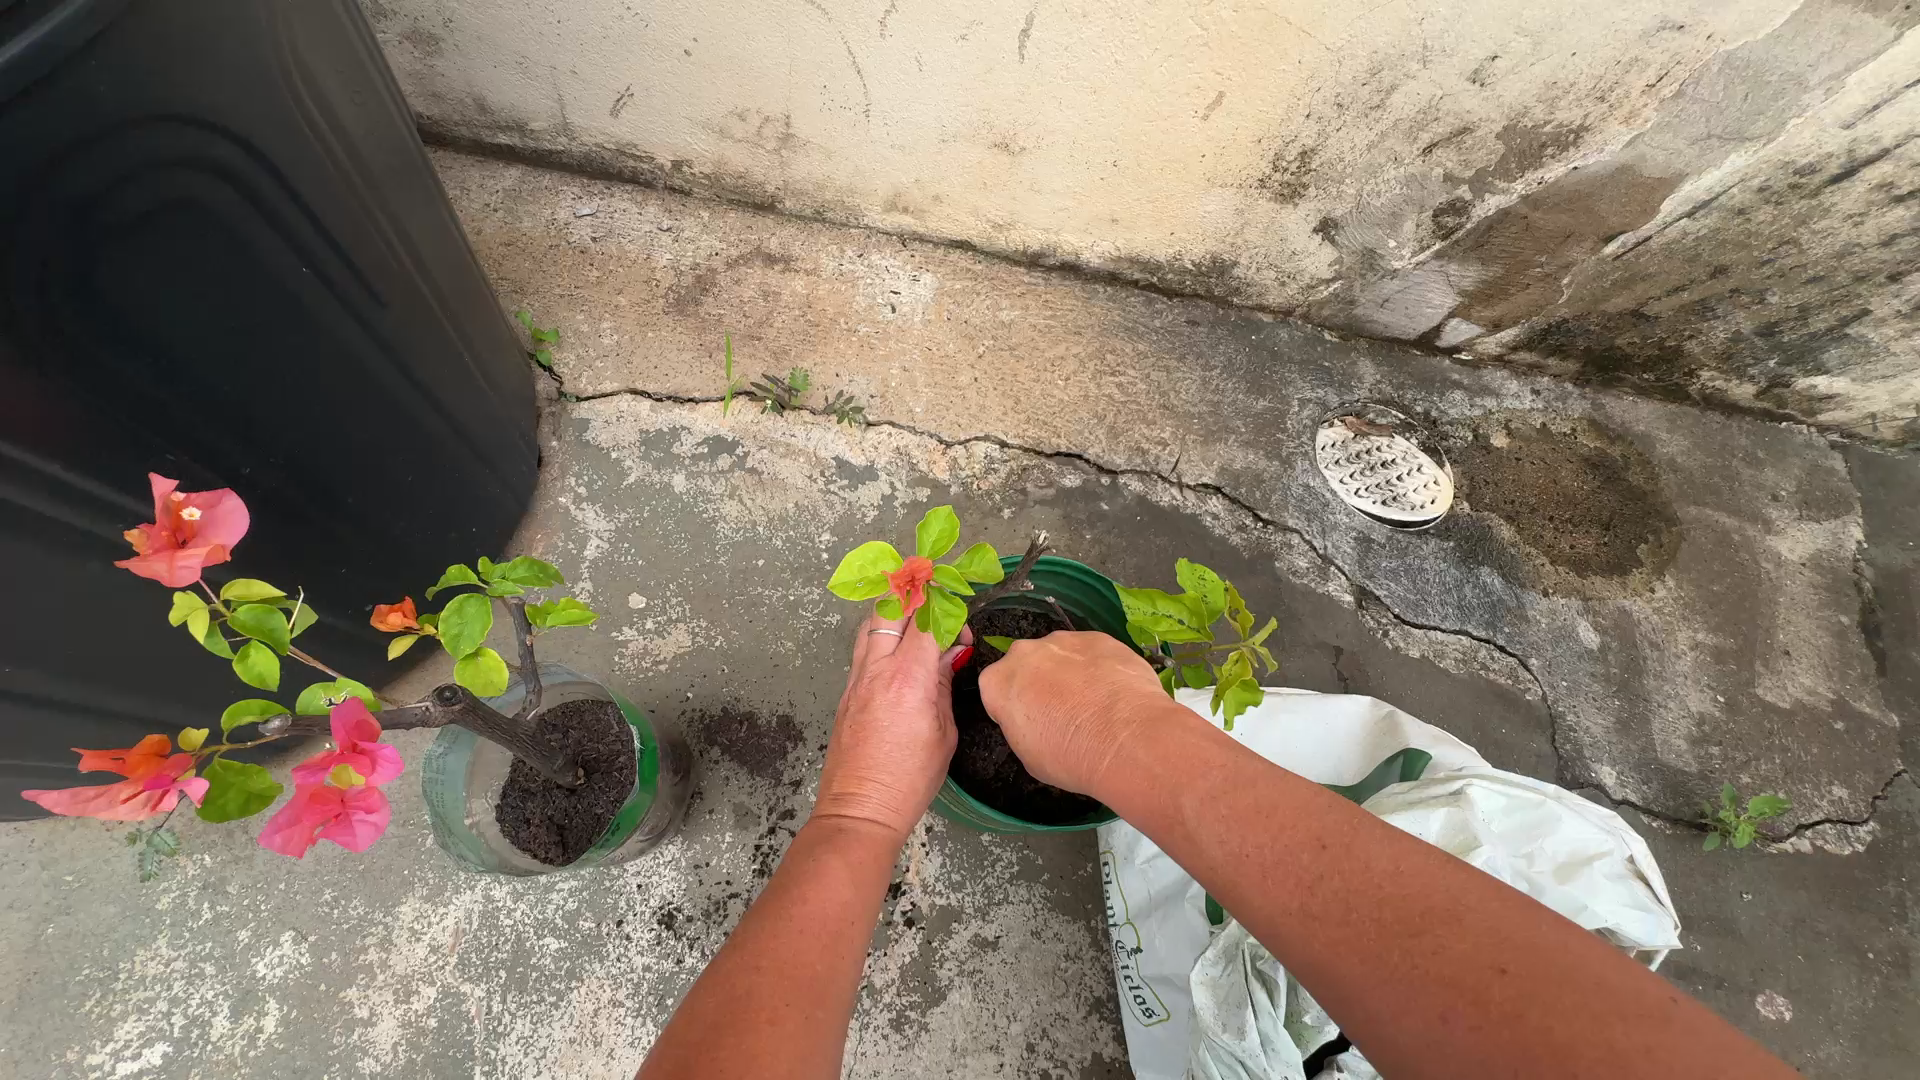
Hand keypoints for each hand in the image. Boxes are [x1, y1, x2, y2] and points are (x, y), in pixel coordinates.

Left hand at [813, 613, 970, 838]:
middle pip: (891, 609)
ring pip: (871, 624)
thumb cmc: (908, 780)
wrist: (860, 809)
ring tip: (918, 625)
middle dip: (917, 599)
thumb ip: (944, 685)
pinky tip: (900, 654)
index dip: (948, 613)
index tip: (962, 628)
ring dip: (895, 614)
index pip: (927, 621)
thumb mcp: (944, 732)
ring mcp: (856, 679)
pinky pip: (863, 649)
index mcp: (907, 679)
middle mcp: (877, 671)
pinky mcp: (846, 692)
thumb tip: (950, 656)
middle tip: (938, 609)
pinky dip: (882, 638)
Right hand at [977, 630, 1173, 796]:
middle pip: (1027, 665)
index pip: (998, 692)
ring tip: (1096, 703)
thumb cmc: (1069, 756)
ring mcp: (1062, 640)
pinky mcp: (1097, 636)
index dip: (1016, 709)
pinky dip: (1100, 666)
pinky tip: (1116, 692)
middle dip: (1041, 682)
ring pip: (1061, 654)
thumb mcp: (1029, 756)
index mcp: (997, 683)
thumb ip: (1022, 727)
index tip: (1034, 724)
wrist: (1125, 739)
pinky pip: (1092, 651)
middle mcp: (1024, 653)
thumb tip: (1037, 719)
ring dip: (1071, 672)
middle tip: (1064, 712)